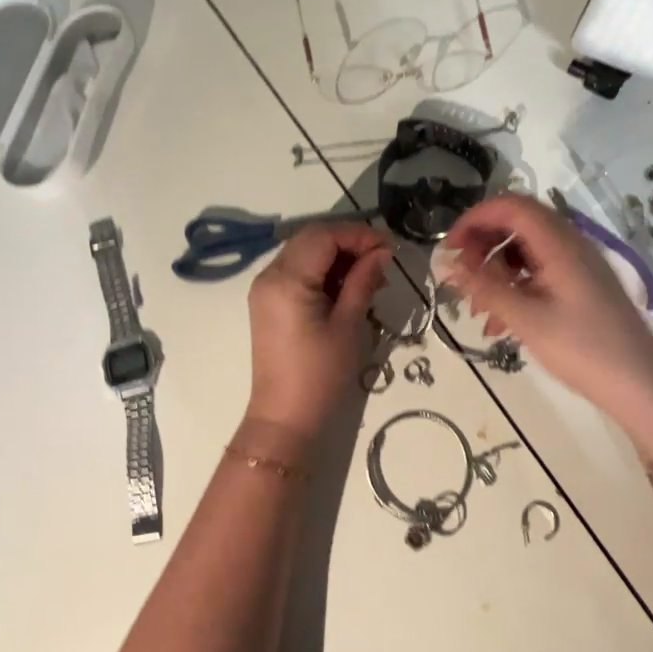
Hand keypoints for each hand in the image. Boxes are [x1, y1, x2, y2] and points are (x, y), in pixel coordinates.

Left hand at [244, 221, 392, 444]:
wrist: (285, 417)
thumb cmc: (321, 374)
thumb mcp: (349, 324)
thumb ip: (363, 280)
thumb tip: (382, 252)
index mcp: (287, 279)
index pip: (323, 236)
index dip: (358, 234)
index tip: (388, 248)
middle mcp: (269, 275)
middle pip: (310, 238)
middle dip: (347, 241)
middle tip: (381, 259)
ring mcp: (264, 288)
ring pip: (303, 251)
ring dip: (335, 255)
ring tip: (369, 275)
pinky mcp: (267, 301)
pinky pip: (295, 270)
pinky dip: (321, 269)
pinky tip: (346, 286)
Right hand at [444, 194, 652, 417]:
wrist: (642, 386)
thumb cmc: (584, 350)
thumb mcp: (527, 320)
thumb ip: (486, 287)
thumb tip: (448, 264)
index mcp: (560, 243)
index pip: (510, 206)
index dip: (474, 219)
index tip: (449, 248)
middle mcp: (571, 244)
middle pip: (517, 224)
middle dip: (482, 245)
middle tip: (461, 277)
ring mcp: (579, 265)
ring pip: (526, 250)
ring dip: (496, 270)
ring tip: (477, 307)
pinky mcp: (582, 286)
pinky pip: (540, 272)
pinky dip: (515, 287)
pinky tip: (500, 323)